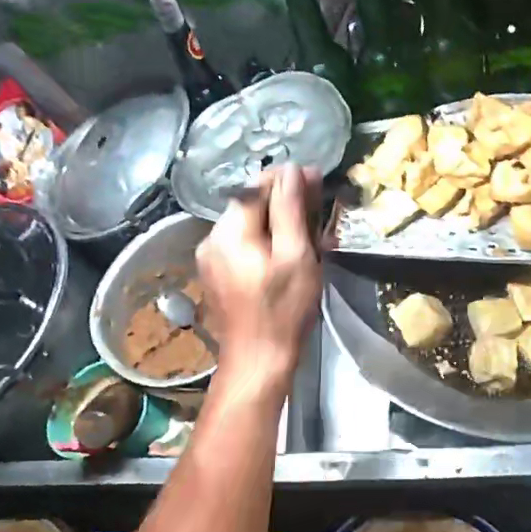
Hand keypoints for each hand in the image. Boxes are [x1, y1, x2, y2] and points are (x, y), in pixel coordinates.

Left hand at [195, 167, 322, 382]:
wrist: (257, 361)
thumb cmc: (283, 310)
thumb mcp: (295, 255)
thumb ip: (290, 208)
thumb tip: (291, 170)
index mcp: (229, 230)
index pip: (257, 185)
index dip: (288, 180)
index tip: (317, 181)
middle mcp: (212, 238)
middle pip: (251, 206)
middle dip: (285, 203)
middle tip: (319, 211)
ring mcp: (211, 259)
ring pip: (249, 227)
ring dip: (279, 224)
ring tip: (310, 235)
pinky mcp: (217, 276)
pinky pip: (243, 247)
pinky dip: (266, 244)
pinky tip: (289, 254)